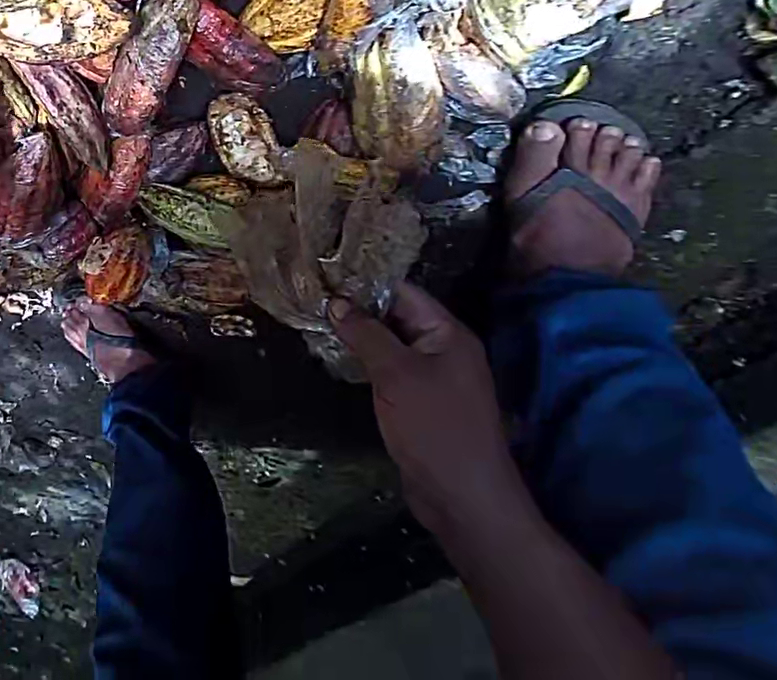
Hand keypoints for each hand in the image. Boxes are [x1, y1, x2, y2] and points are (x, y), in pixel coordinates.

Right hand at [331, 284, 525, 531]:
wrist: (464, 500)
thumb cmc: (435, 428)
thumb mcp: (396, 374)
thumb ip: (366, 333)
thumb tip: (335, 302)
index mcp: (447, 332)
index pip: (402, 292)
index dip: (365, 282)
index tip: (325, 275)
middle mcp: (442, 348)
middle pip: (395, 315)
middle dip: (356, 308)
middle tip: (312, 297)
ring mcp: (431, 375)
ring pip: (388, 342)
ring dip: (357, 335)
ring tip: (315, 321)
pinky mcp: (419, 399)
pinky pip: (389, 368)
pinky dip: (364, 360)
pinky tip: (335, 356)